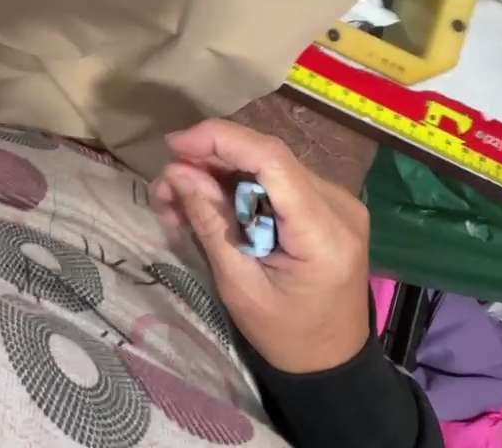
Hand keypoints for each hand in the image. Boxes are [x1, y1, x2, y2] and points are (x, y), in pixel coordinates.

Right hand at [152, 119, 372, 373]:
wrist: (331, 362)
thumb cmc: (286, 335)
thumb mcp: (239, 286)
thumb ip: (211, 223)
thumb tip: (176, 171)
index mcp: (323, 232)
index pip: (271, 159)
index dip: (219, 140)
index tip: (174, 146)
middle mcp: (337, 203)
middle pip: (264, 155)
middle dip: (207, 160)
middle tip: (165, 185)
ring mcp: (334, 199)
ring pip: (262, 162)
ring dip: (215, 173)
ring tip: (175, 201)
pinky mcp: (323, 202)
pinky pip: (270, 177)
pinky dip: (233, 184)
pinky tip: (204, 203)